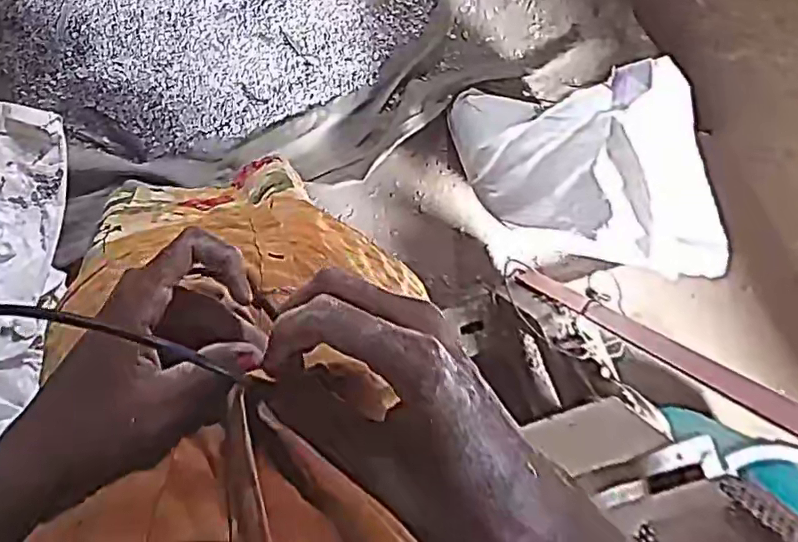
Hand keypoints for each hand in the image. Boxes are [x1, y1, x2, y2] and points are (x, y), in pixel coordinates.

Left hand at [0, 228, 263, 539]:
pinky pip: (176, 340)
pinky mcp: (133, 348)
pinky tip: (218, 391)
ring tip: (244, 380)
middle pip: (198, 290)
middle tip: (261, 361)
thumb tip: (256, 352)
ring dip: (219, 344)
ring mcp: (135, 323)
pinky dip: (200, 358)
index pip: (191, 245)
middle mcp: (139, 298)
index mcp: (141, 295)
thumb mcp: (163, 405)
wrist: (41, 461)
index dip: (227, 261)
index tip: (249, 300)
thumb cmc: (98, 428)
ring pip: (190, 318)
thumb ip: (211, 373)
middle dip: (231, 320)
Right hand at [263, 269, 620, 541]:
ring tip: (296, 359)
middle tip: (276, 359)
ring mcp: (431, 319)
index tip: (267, 367)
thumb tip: (266, 389)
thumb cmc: (469, 503)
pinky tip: (328, 355)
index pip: (326, 314)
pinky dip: (336, 317)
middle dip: (293, 314)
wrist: (530, 514)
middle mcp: (425, 323)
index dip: (284, 336)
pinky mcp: (431, 327)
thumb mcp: (380, 471)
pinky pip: (367, 301)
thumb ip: (316, 422)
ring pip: (349, 285)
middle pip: (334, 283)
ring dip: (313, 312)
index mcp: (417, 358)